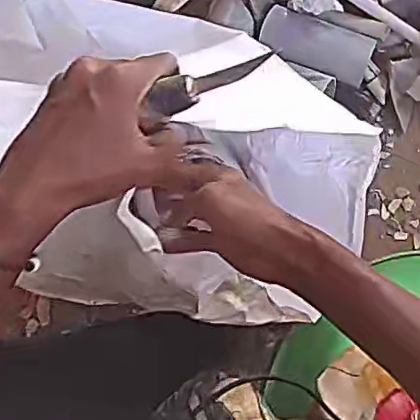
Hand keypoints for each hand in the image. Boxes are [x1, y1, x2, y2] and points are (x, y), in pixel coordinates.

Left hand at [0, 55, 190, 264]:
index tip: (176, 103)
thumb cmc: (77, 171)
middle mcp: (92, 71)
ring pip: (111, 81)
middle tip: (149, 131)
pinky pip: (88, 91)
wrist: (32, 187)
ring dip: (122, 104)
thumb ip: (179, 152)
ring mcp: (69, 80)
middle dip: (148, 99)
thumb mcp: (147, 165)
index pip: (163, 62)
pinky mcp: (54, 94)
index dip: (177, 84)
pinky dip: (98, 107)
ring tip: (122, 139)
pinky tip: (99, 139)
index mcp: (118, 78)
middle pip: (137, 72)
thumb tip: (191, 150)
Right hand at [154, 161, 336, 286]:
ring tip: (148, 221)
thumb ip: (186, 200)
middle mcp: (218, 194)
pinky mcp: (221, 240)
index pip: (183, 169)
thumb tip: (170, 211)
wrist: (279, 250)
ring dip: (169, 218)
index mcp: (218, 178)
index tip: (141, 175)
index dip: (162, 172)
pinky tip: (165, 243)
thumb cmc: (253, 221)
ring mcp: (220, 218)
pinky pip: (194, 237)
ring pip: (188, 214)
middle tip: (140, 199)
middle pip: (183, 191)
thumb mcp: (211, 199)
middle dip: (162, 194)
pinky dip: (179, 240)